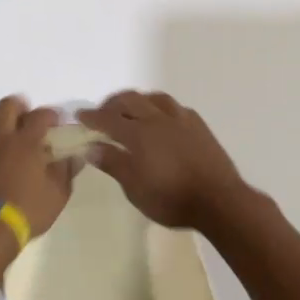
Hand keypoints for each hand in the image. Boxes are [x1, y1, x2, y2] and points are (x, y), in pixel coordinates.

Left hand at [0, 96, 75, 237]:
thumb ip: (65, 172)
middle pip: (6, 106)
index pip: (40, 116)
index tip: (55, 122)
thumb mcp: (58, 195)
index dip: (50, 114)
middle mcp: (0, 138)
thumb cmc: (28, 212)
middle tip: (24, 117)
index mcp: (26, 143)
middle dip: (18, 107)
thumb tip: (73, 157)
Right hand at [77, 91, 249, 229]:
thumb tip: (91, 147)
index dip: (92, 116)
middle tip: (103, 113)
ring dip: (138, 100)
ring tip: (132, 111)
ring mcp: (181, 119)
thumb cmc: (171, 199)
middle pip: (131, 100)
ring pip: (155, 98)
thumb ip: (113, 163)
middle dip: (113, 103)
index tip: (80, 116)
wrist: (219, 201)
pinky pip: (175, 107)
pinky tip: (162, 119)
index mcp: (139, 134)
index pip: (108, 119)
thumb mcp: (134, 188)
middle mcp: (158, 119)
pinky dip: (160, 107)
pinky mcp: (199, 125)